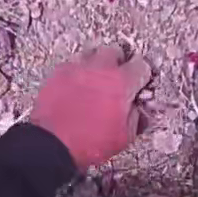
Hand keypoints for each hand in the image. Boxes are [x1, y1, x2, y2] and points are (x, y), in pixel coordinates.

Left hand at [26, 47, 151, 170]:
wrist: (53, 145)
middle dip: (120, 63)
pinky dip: (78, 73)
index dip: (144, 75)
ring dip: (97, 64)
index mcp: (121, 82)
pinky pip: (72, 65)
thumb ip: (136, 117)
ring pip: (92, 53)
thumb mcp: (125, 136)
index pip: (141, 66)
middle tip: (119, 78)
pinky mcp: (57, 74)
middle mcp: (99, 69)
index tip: (141, 82)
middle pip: (115, 51)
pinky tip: (78, 87)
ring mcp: (77, 68)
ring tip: (97, 81)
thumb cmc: (88, 142)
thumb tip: (138, 109)